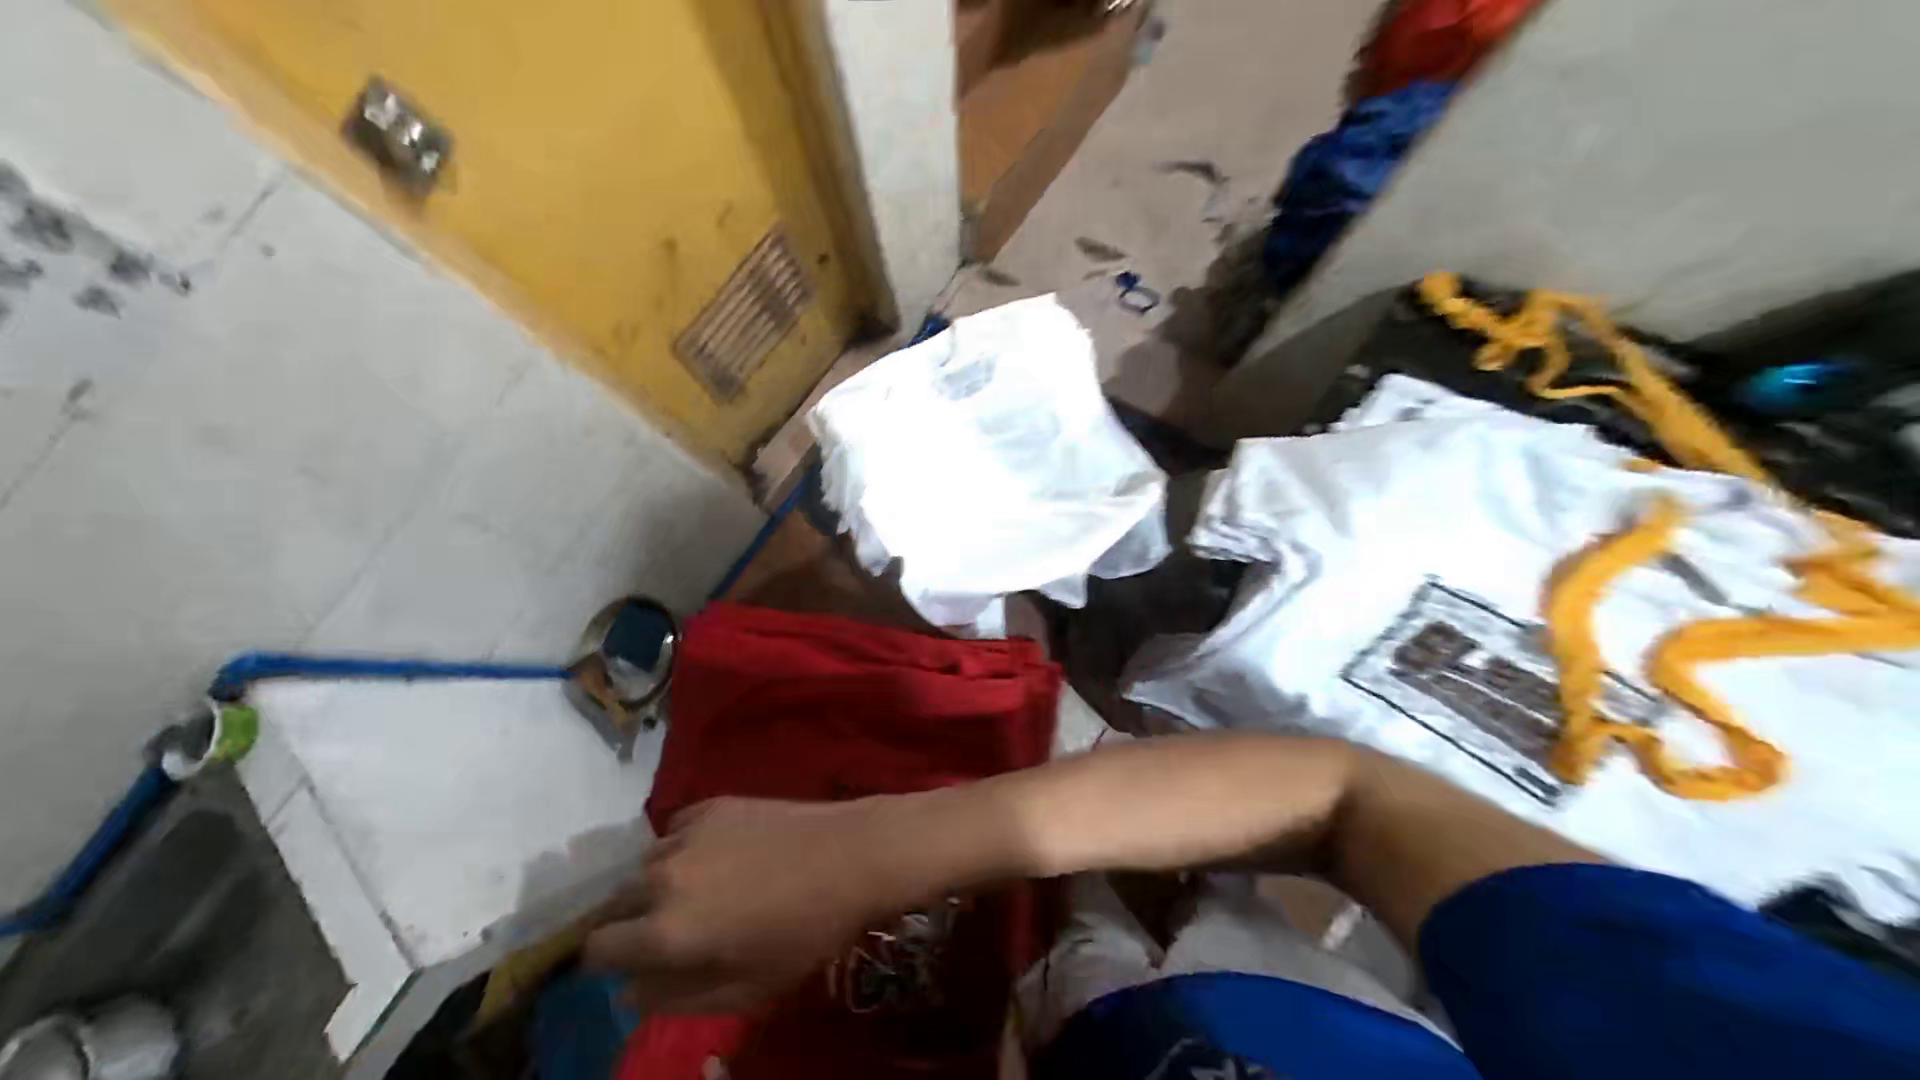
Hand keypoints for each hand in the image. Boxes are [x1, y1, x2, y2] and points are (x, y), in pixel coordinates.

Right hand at [583, 797, 908, 1012]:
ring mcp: (689, 833)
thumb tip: (630, 991)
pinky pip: (675, 830)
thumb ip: (675, 997)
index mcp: (666, 931)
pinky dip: (682, 847)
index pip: (596, 949)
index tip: (631, 963)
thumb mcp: (745, 988)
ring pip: (645, 864)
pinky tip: (717, 854)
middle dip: (631, 921)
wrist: (852, 855)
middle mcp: (664, 877)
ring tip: (697, 890)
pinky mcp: (714, 803)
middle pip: (615, 903)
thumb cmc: (806, 932)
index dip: (607, 962)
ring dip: (656, 882)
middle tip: (669, 929)